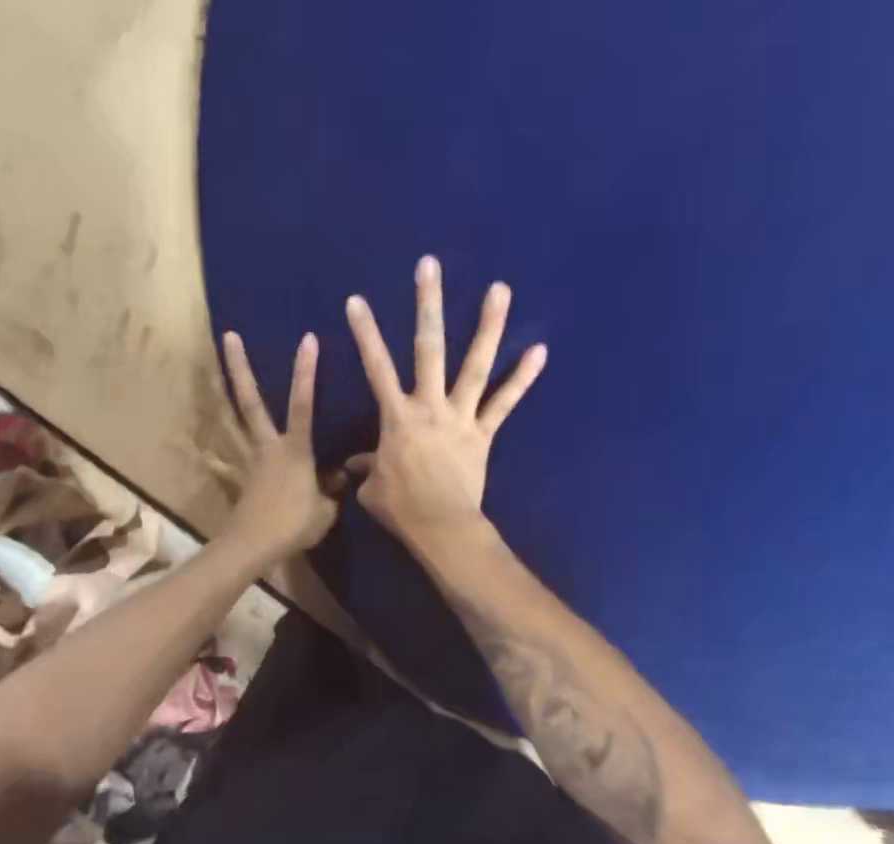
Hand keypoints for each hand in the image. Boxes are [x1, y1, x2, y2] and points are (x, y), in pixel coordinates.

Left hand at [213, 331, 342, 565]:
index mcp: (294, 450)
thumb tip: (339, 476)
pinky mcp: (238, 476)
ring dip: (218, 395)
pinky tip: (205, 445)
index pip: (303, 404)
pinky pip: (225, 457)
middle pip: (250, 401)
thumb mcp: (327, 509)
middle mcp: (267, 446)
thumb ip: (332, 489)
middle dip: (239, 368)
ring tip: (208, 371)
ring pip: (230, 421)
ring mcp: (248, 459)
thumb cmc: (294, 525)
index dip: (306, 373)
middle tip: (229, 336)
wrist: (254, 546)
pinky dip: (215, 451)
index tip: (308, 340)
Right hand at [344, 255, 546, 554]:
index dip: (365, 333)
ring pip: (475, 364)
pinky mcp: (484, 433)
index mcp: (397, 417)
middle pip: (428, 348)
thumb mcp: (371, 488)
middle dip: (428, 304)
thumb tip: (353, 466)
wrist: (442, 528)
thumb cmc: (401, 508)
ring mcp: (461, 417)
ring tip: (500, 288)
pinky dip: (522, 378)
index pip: (377, 367)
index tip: (357, 300)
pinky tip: (540, 351)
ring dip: (488, 325)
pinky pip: (505, 403)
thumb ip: (364, 468)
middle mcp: (430, 406)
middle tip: (430, 265)